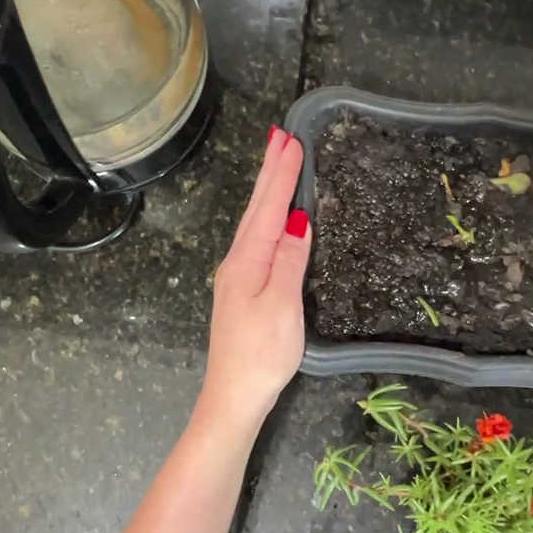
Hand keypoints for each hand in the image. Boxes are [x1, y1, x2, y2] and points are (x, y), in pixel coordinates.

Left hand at [197, 127, 309, 430]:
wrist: (234, 395)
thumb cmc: (262, 354)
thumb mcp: (282, 305)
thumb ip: (290, 260)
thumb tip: (298, 221)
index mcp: (248, 260)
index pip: (269, 208)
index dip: (281, 175)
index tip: (291, 140)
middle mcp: (237, 262)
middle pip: (257, 209)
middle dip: (269, 172)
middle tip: (280, 136)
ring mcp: (237, 277)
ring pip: (255, 223)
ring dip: (266, 192)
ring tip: (277, 164)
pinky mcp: (242, 291)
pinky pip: (256, 241)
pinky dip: (266, 218)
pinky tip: (272, 219)